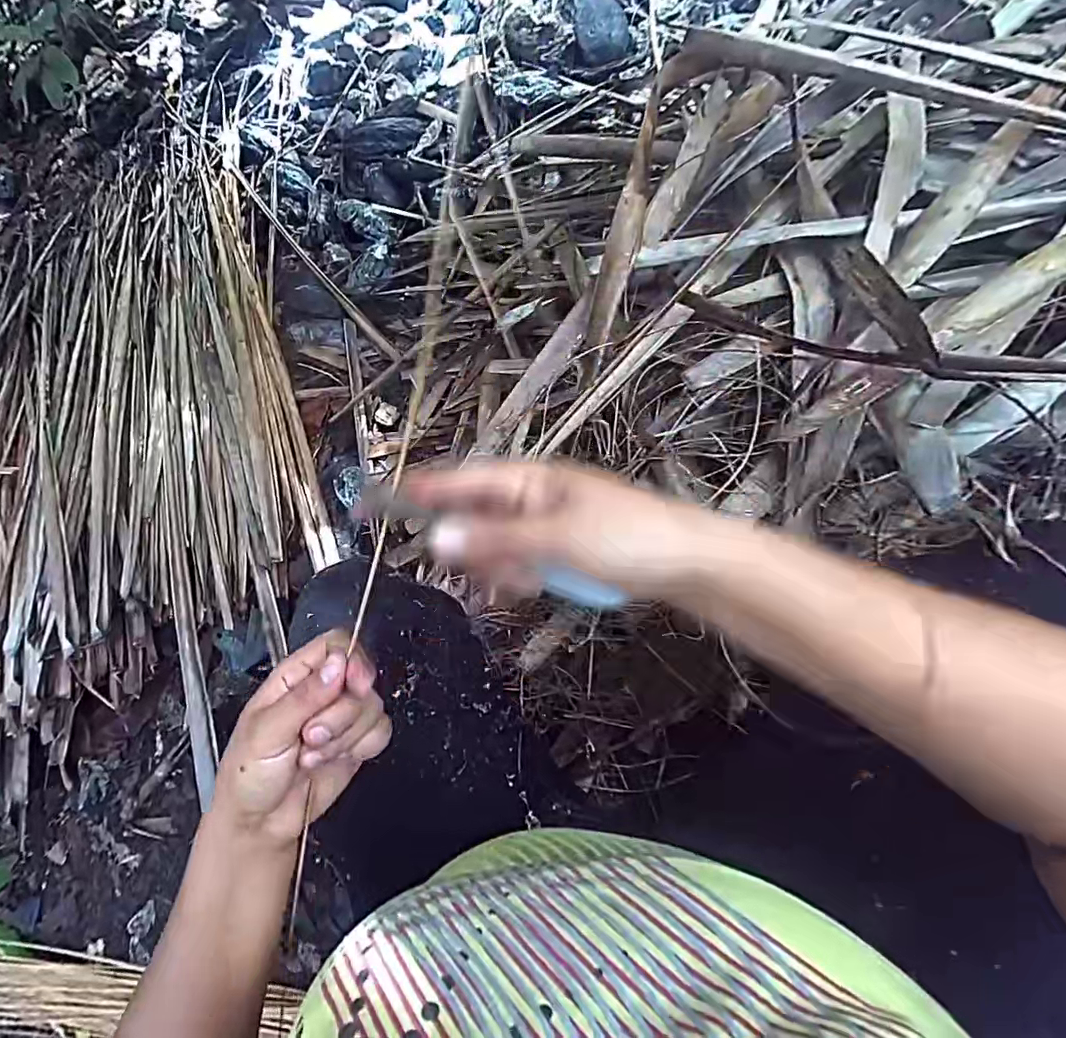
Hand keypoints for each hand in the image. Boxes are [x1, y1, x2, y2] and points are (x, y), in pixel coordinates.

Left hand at [209, 629, 390, 847]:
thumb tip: (336, 665)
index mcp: (293, 676)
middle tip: (311, 736)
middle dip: (340, 714)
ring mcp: (339, 717)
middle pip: (360, 677)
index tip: (351, 685)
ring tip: (312, 754)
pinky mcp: (354, 742)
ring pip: (371, 706)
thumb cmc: (247, 773)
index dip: (350, 660)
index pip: (336, 645)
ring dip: (345, 737)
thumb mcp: (266, 731)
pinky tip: (332, 759)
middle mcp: (320, 691)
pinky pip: (380, 732)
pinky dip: (362, 748)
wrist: (258, 822)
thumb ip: (304, 697)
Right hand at [400, 459, 739, 600]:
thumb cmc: (630, 538)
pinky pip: (512, 561)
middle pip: (468, 517)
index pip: (455, 481)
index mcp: (524, 480)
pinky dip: (512, 576)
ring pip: (489, 544)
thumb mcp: (556, 540)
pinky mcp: (551, 548)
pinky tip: (527, 585)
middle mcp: (525, 497)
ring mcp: (538, 523)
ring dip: (495, 567)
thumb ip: (494, 541)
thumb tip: (438, 539)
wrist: (689, 562)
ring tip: (523, 580)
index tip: (375, 504)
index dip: (414, 491)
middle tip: (487, 570)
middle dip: (470, 547)